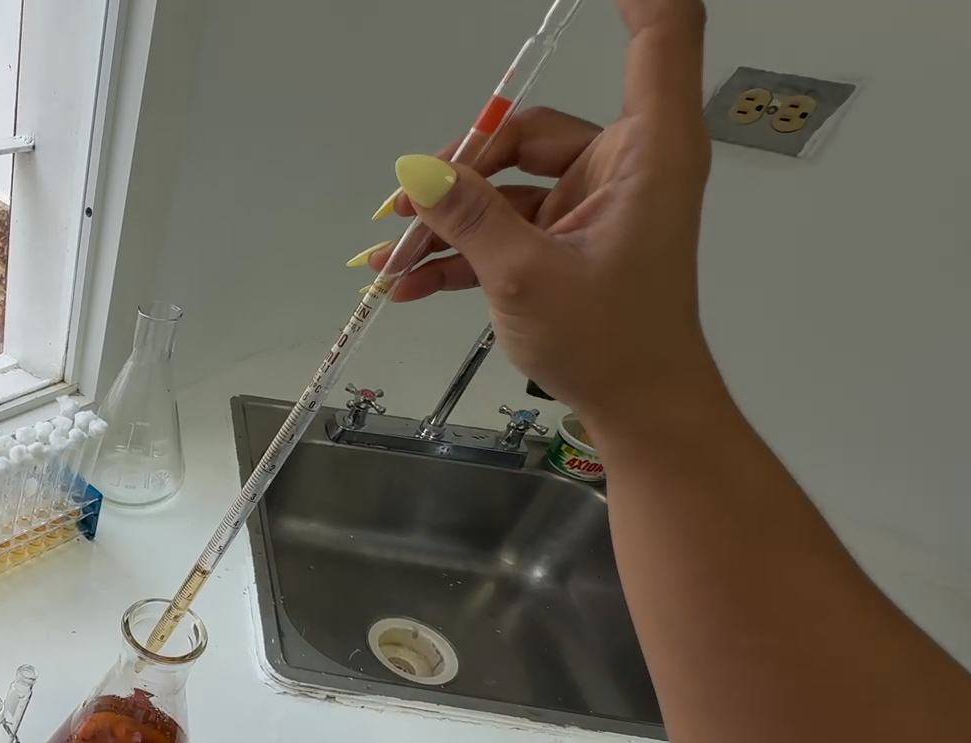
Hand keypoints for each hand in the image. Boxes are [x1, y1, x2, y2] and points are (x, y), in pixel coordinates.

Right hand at [364, 0, 717, 432]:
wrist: (630, 401)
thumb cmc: (604, 336)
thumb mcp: (524, 276)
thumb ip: (470, 218)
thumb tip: (415, 170)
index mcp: (643, 153)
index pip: (658, 40)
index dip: (635, 0)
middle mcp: (615, 168)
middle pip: (524, 139)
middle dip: (456, 176)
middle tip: (400, 212)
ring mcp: (580, 210)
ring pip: (497, 194)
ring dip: (441, 226)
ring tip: (386, 259)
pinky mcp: (554, 246)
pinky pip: (494, 235)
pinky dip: (452, 257)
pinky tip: (405, 283)